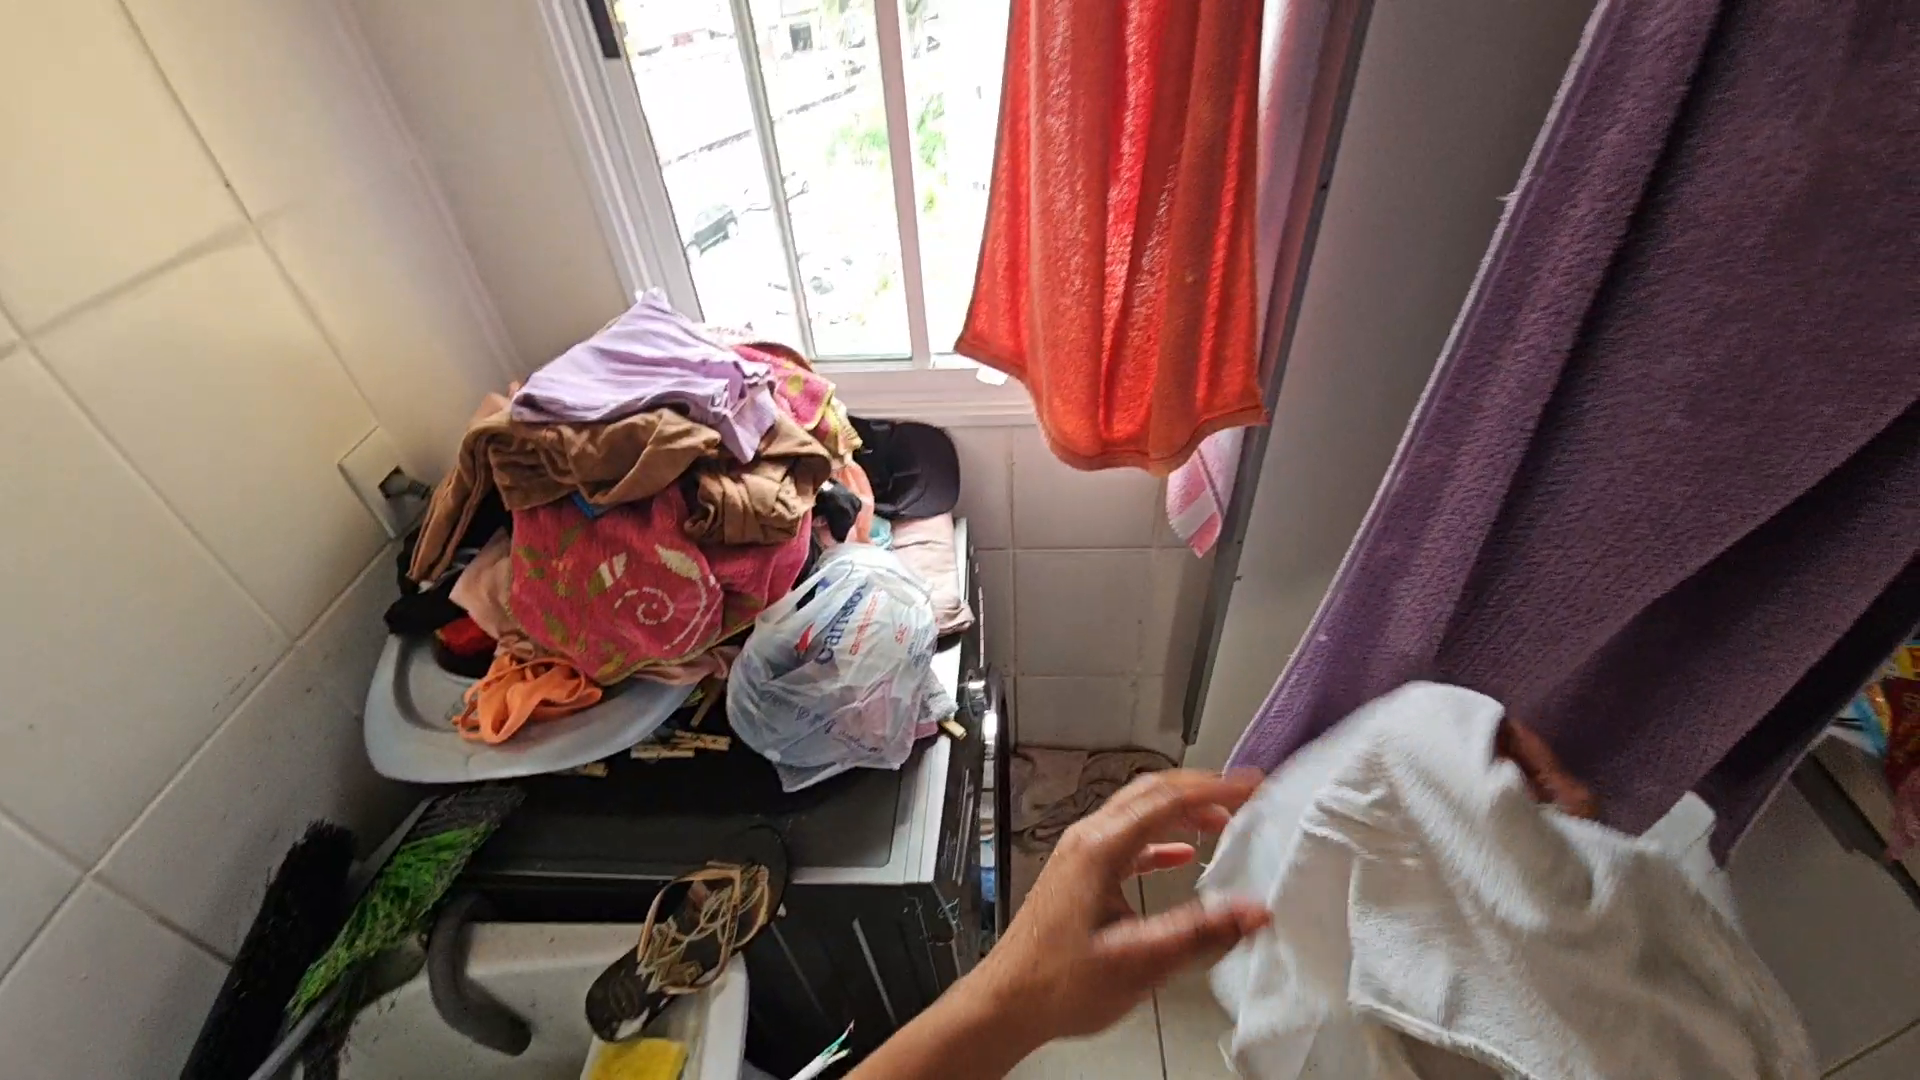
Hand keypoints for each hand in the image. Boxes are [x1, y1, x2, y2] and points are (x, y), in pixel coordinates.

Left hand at [964, 769, 1271, 1049]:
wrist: (1010, 998)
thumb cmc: (1059, 981)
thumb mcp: (1138, 962)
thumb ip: (1198, 934)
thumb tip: (1251, 913)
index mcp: (1100, 848)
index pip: (1166, 800)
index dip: (1214, 789)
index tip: (1249, 784)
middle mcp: (1088, 839)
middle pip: (1150, 793)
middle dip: (1200, 788)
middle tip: (1241, 793)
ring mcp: (1082, 852)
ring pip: (1138, 812)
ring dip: (1181, 810)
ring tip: (1221, 819)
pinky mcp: (1081, 871)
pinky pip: (1127, 839)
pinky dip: (1159, 839)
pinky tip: (1181, 854)